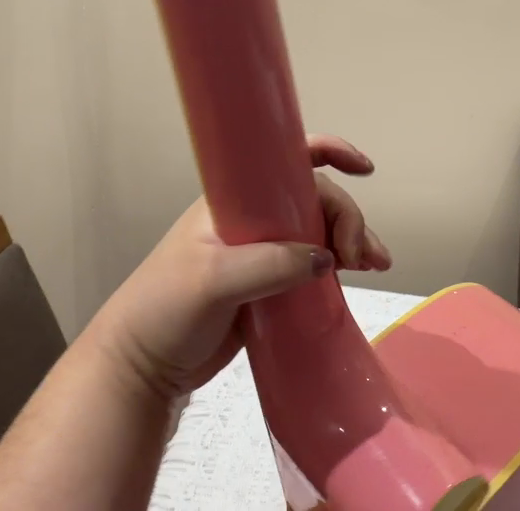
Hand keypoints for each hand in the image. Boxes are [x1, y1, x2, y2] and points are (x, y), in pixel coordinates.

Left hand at [89, 134, 390, 402]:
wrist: (142, 368)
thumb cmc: (165, 309)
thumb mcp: (213, 280)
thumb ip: (269, 265)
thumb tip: (326, 257)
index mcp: (233, 200)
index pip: (284, 159)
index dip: (326, 151)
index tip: (363, 166)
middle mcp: (251, 219)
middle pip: (312, 199)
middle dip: (346, 215)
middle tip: (361, 255)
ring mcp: (261, 253)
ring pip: (318, 231)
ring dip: (352, 241)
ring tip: (378, 265)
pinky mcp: (269, 287)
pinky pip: (313, 265)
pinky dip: (340, 266)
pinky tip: (361, 275)